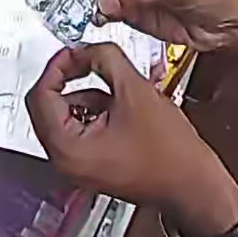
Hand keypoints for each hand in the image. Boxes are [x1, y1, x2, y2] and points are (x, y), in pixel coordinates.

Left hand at [26, 43, 237, 235]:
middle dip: (67, 78)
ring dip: (83, 92)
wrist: (196, 187)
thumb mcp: (134, 91)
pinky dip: (94, 108)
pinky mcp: (91, 162)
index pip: (41, 95)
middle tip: (85, 59)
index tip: (72, 52)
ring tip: (113, 85)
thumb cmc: (171, 155)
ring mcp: (77, 164)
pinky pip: (79, 125)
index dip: (57, 67)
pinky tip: (119, 104)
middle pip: (46, 105)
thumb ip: (105, 59)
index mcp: (67, 148)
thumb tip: (87, 49)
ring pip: (64, 113)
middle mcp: (64, 160)